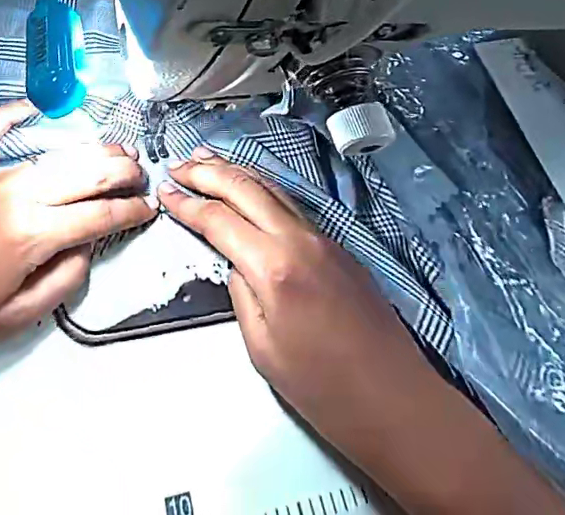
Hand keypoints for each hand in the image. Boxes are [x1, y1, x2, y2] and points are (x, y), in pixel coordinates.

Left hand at [0, 101, 154, 369]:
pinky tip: (29, 105)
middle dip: (117, 171)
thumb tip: (87, 248)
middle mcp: (12, 194)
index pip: (95, 216)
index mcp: (29, 234)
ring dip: (84, 150)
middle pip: (79, 174)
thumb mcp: (13, 319)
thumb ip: (60, 281)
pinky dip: (7, 116)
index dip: (128, 212)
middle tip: (142, 171)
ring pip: (46, 155)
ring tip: (113, 149)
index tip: (149, 207)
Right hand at [159, 152, 564, 514]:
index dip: (186, 204)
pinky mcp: (337, 245)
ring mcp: (322, 238)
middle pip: (244, 187)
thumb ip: (241, 292)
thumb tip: (236, 262)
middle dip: (206, 172)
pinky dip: (259, 186)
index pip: (219, 219)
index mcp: (274, 267)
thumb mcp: (262, 348)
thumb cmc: (325, 391)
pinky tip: (246, 185)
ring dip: (234, 169)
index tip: (164, 191)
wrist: (401, 406)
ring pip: (270, 186)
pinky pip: (288, 203)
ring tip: (205, 158)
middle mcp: (298, 239)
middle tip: (177, 165)